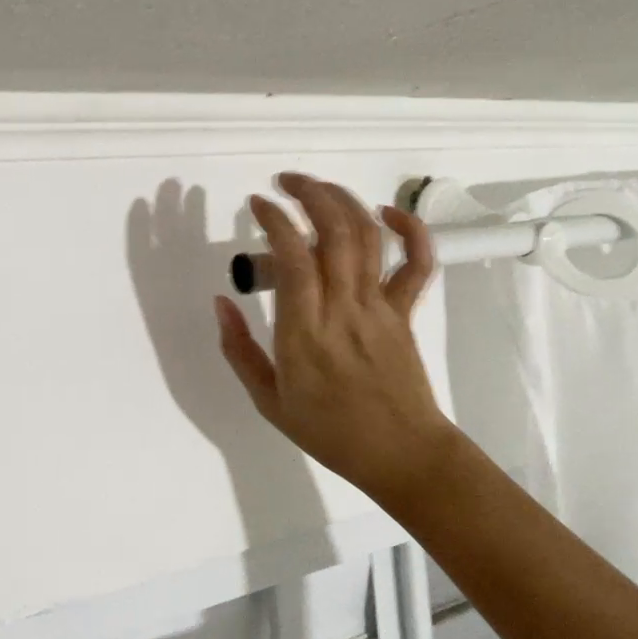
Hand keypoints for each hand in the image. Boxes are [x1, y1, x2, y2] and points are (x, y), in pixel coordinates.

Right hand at [215, 172, 455, 504]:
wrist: (403, 456)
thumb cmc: (330, 432)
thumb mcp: (269, 401)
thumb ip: (239, 350)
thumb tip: (220, 301)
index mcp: (306, 333)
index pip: (294, 259)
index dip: (276, 221)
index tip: (257, 204)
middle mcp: (344, 310)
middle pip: (335, 234)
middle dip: (309, 194)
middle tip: (284, 182)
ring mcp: (380, 307)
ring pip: (369, 239)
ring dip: (344, 201)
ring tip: (317, 187)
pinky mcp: (405, 312)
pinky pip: (417, 265)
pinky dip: (411, 231)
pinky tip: (387, 213)